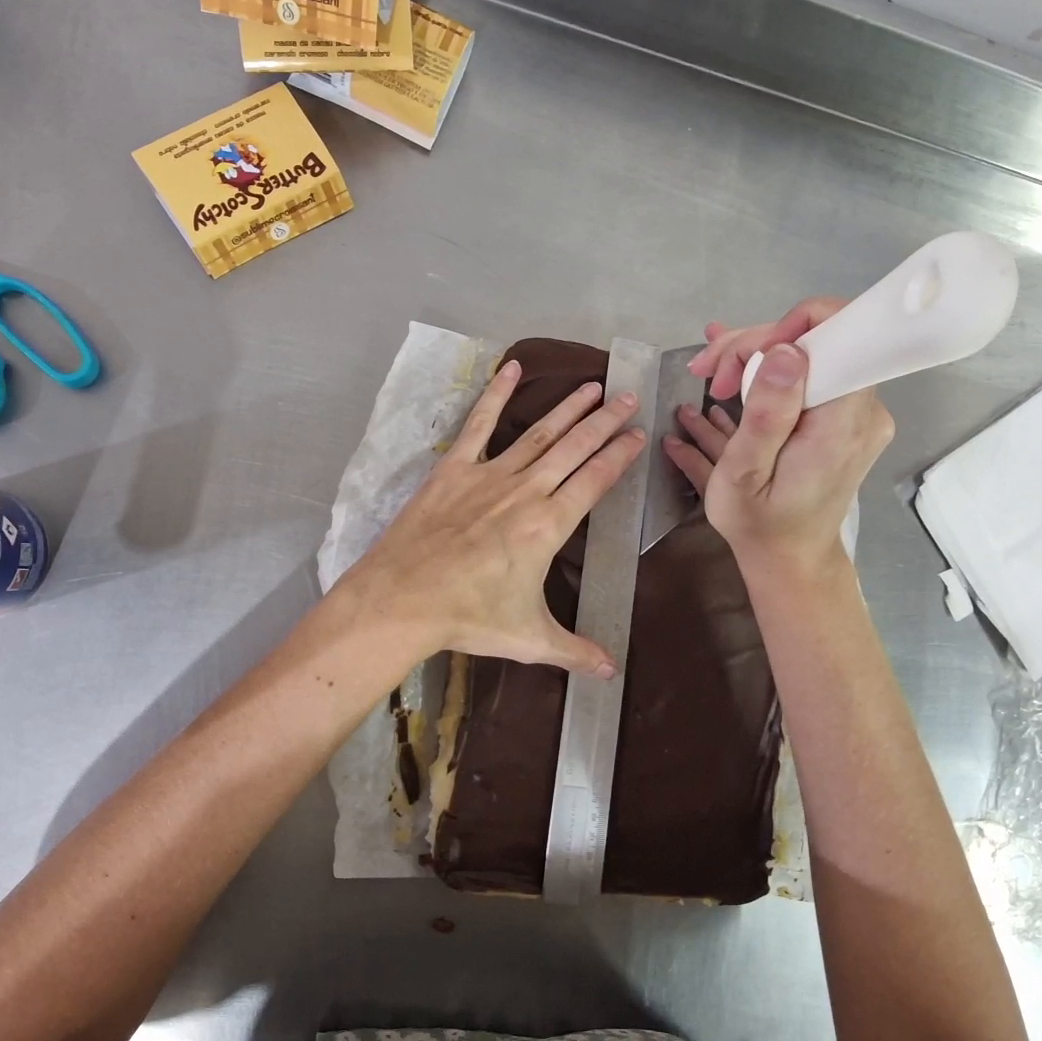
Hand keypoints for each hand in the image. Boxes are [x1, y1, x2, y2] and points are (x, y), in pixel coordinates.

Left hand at [335, 359, 645, 676]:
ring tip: (592, 386)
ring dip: (567, 408)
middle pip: (574, 448)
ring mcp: (489, 475)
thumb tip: (611, 671)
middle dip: (604, 422)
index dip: (619, 456)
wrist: (403, 599)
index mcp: (549, 526)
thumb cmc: (470, 618)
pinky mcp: (454, 470)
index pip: (595, 480)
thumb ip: (575, 650)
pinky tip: (512, 368)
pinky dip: (496, 395)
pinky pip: (479, 424)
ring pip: (538, 433)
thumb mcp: (530, 638)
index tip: (637, 436)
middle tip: (628, 397)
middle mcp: (526, 491)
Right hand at [667, 315, 893, 572]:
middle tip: (706, 373)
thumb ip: (768, 412)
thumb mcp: (746, 473)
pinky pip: (809, 382)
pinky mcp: (840, 421)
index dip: (784, 331)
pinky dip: (770, 377)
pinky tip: (732, 368)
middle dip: (753, 348)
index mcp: (842, 421)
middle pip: (814, 346)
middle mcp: (861, 411)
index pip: (836, 336)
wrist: (789, 560)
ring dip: (754, 361)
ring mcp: (853, 415)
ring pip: (807, 360)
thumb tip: (785, 350)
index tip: (740, 360)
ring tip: (706, 374)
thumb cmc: (761, 524)